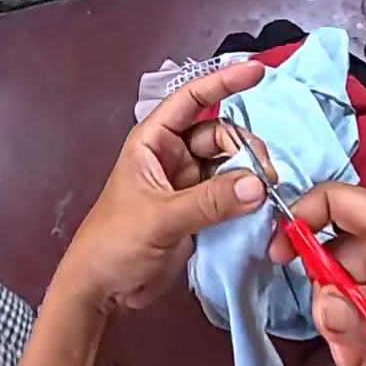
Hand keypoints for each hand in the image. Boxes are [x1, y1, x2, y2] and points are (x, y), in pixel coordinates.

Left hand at [53, 62, 275, 313]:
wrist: (101, 293)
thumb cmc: (114, 242)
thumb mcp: (160, 218)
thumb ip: (210, 201)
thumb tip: (258, 185)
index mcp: (155, 139)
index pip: (193, 98)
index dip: (224, 81)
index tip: (257, 71)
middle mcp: (173, 152)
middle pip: (220, 134)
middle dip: (245, 148)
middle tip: (265, 176)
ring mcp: (187, 179)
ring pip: (229, 162)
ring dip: (248, 173)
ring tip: (264, 194)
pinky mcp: (199, 206)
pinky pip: (230, 189)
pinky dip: (246, 194)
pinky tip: (259, 206)